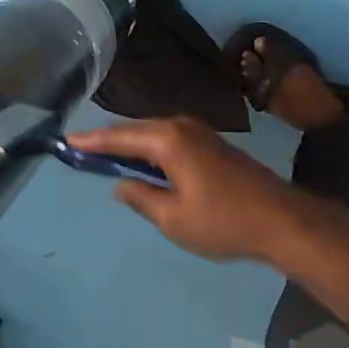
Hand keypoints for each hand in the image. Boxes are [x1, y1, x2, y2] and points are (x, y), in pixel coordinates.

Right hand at [67, 117, 302, 262]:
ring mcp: (199, 131)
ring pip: (153, 132)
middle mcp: (181, 126)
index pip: (119, 137)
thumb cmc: (223, 221)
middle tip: (81, 149)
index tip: (66, 141)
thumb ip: (141, 197)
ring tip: (105, 155)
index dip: (91, 141)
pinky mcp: (211, 142)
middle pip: (135, 129)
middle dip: (108, 139)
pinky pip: (169, 137)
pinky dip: (150, 147)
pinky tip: (143, 161)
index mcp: (168, 140)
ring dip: (130, 143)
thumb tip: (120, 183)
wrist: (282, 219)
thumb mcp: (173, 219)